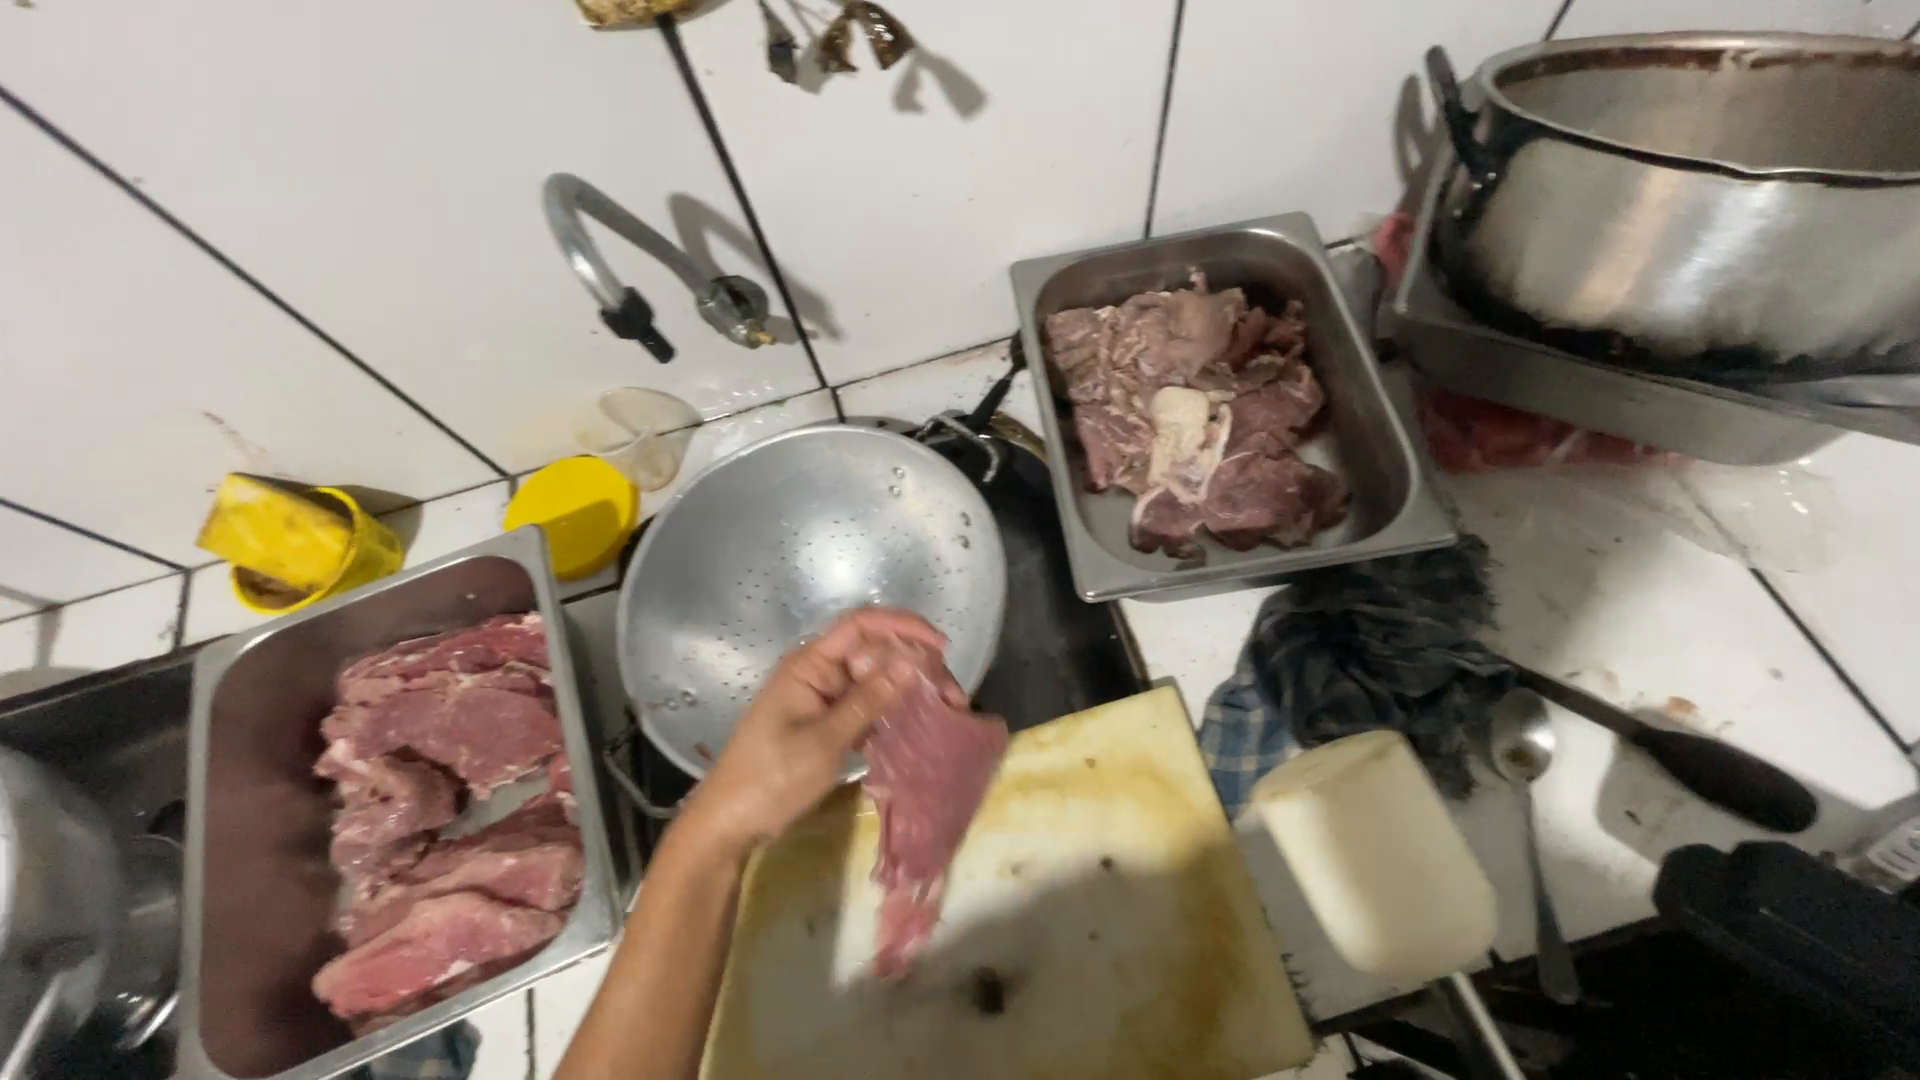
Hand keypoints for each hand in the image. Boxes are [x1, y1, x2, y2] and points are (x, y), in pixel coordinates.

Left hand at [679, 608, 958, 853]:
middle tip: (952, 696)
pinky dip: (892, 711)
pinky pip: (866, 704)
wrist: (730, 823)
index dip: (903, 628)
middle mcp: (817, 672)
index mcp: (809, 665)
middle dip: (916, 665)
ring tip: (945, 710)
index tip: (941, 648)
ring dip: (909, 690)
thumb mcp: (824, 741)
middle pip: (875, 651)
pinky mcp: (825, 721)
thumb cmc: (770, 778)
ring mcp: (822, 697)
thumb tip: (911, 662)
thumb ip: (868, 700)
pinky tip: (918, 726)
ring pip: (875, 679)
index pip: (861, 626)